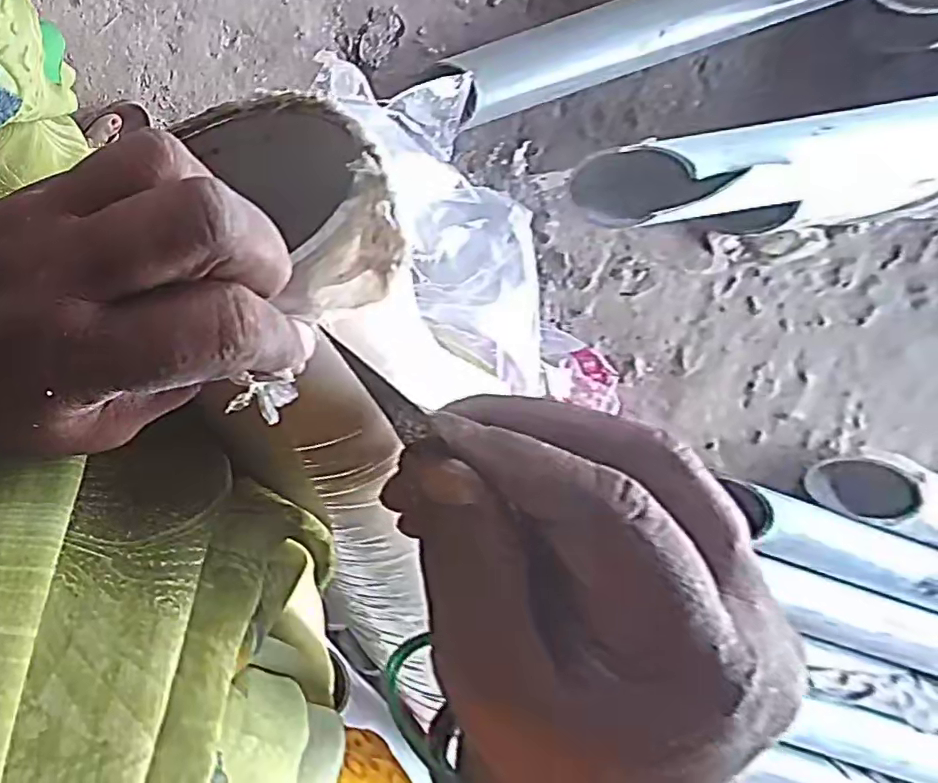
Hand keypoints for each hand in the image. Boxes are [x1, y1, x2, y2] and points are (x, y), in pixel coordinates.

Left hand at [0, 129, 314, 454]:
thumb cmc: (15, 407)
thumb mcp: (101, 429)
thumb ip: (180, 380)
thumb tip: (257, 334)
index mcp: (77, 354)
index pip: (208, 323)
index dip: (271, 333)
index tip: (284, 344)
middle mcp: (62, 273)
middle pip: (198, 219)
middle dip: (258, 251)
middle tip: (256, 285)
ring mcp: (44, 216)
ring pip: (163, 162)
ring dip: (217, 200)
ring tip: (215, 245)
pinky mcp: (36, 187)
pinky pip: (127, 151)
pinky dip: (174, 178)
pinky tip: (171, 215)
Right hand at [383, 396, 802, 782]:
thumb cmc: (542, 753)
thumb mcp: (484, 673)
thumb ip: (467, 566)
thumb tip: (440, 465)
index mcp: (699, 651)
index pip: (614, 507)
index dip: (510, 454)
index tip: (428, 435)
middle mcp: (744, 608)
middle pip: (651, 460)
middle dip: (527, 423)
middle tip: (439, 431)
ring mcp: (733, 584)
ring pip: (641, 457)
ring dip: (530, 434)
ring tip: (448, 458)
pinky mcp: (696, 568)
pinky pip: (624, 479)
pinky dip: (540, 459)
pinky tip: (484, 482)